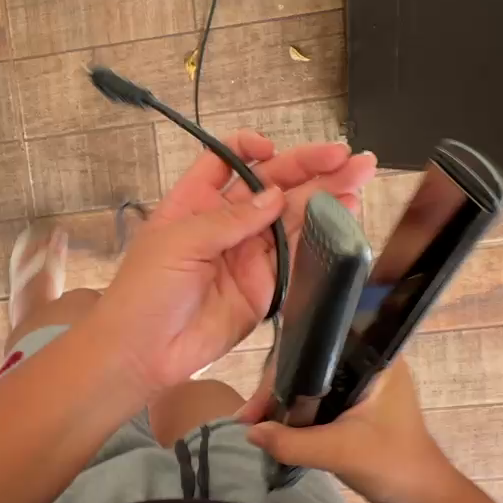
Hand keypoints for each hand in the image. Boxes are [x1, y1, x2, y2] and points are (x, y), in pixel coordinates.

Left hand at [88, 132, 375, 391]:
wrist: (142, 352)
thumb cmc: (144, 292)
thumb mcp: (178, 243)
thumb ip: (229, 220)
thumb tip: (275, 196)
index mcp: (194, 203)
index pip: (225, 161)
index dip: (251, 150)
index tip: (272, 150)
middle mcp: (224, 224)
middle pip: (271, 186)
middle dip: (308, 168)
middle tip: (348, 157)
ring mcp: (247, 255)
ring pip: (292, 217)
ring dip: (326, 195)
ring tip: (361, 175)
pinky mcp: (265, 287)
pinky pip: (297, 257)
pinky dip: (322, 236)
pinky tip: (345, 214)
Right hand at [244, 360, 467, 502]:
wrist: (422, 498)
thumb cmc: (392, 465)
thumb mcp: (338, 452)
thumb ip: (292, 442)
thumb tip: (249, 431)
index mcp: (374, 357)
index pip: (315, 346)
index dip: (280, 369)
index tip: (258, 401)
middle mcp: (365, 361)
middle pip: (306, 362)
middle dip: (275, 389)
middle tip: (249, 417)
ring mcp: (359, 381)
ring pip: (307, 380)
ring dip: (281, 401)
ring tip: (254, 422)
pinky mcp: (352, 402)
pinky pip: (313, 397)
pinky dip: (293, 411)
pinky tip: (273, 425)